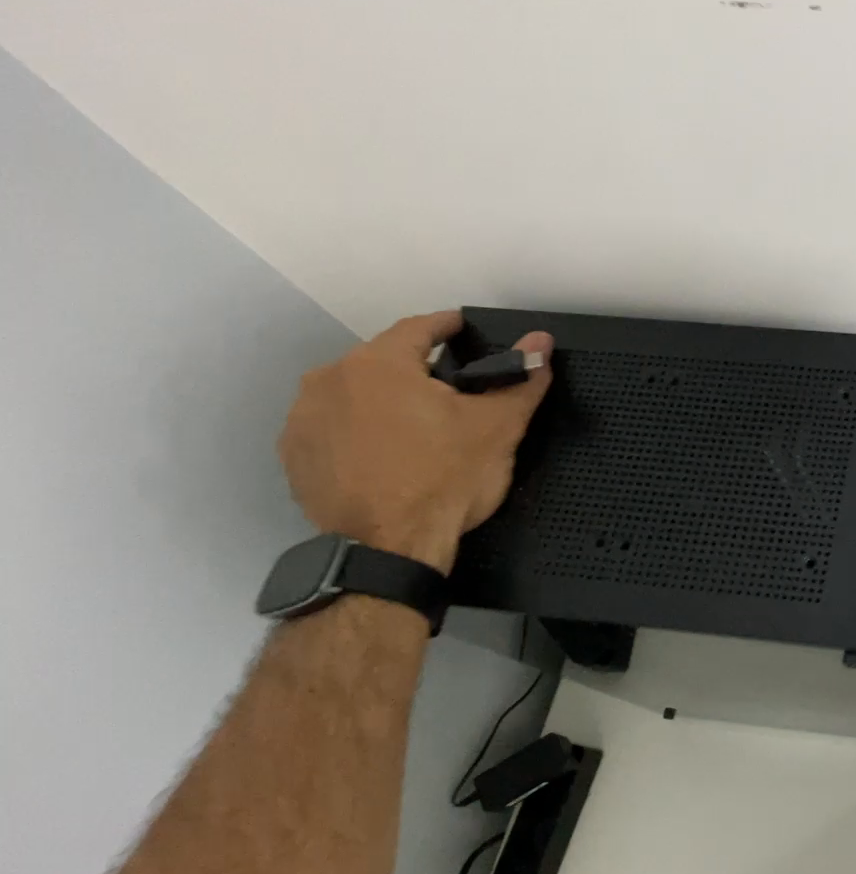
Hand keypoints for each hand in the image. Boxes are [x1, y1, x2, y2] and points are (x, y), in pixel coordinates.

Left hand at [278, 310, 552, 573]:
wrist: (389, 547)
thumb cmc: (447, 478)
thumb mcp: (498, 429)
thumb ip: (520, 381)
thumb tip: (543, 340)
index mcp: (380, 364)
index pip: (418, 329)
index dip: (445, 326)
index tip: (461, 328)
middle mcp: (330, 378)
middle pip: (383, 363)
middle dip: (414, 371)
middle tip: (447, 392)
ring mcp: (304, 417)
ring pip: (354, 396)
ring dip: (382, 402)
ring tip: (414, 428)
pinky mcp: (295, 455)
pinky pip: (333, 430)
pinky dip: (358, 433)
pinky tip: (383, 456)